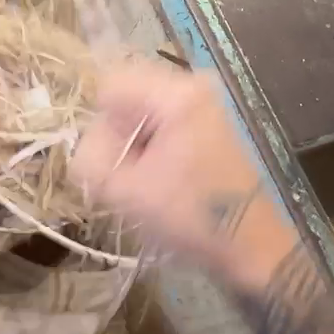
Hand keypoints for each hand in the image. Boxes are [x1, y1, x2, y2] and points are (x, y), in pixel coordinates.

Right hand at [70, 61, 291, 291]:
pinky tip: (160, 176)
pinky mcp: (205, 120)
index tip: (111, 163)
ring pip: (138, 112)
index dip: (100, 128)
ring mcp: (202, 102)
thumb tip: (81, 148)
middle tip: (127, 175)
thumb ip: (89, 160)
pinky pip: (158, 122)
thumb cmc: (193, 218)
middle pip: (124, 97)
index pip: (108, 89)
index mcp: (175, 94)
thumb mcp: (127, 192)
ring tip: (144, 179)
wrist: (252, 247)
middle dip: (117, 137)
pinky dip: (149, 146)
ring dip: (132, 144)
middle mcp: (190, 86)